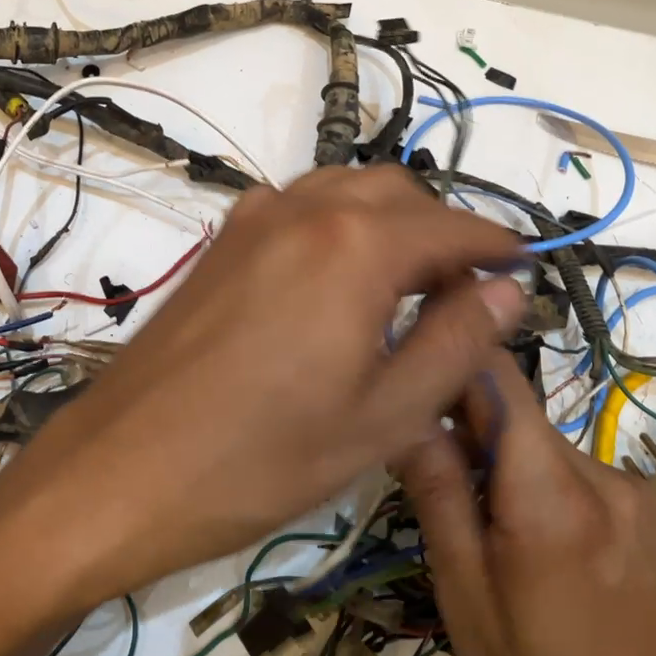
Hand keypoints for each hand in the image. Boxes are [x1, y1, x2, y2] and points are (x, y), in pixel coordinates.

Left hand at [1, 163, 525, 602]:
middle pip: (396, 194)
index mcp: (354, 244)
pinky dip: (334, 224)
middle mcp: (302, 209)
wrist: (128, 465)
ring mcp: (251, 219)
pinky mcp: (219, 242)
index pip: (450, 226)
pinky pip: (295, 208)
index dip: (497, 246)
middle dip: (441, 231)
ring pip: (342, 191)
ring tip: (407, 287)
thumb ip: (455, 343)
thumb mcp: (384, 415)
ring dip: (387, 222)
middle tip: (464, 294)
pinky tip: (337, 281)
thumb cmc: (264, 456)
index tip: (526, 271)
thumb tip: (506, 290)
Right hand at [398, 331, 655, 655]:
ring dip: (515, 471)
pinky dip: (554, 492)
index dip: (452, 361)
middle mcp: (607, 475)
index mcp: (551, 493)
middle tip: (445, 495)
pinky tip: (552, 556)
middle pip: (520, 418)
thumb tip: (407, 408)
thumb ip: (437, 493)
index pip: (498, 377)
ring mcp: (643, 496)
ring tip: (502, 541)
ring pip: (549, 450)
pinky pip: (588, 478)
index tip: (413, 377)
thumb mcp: (466, 594)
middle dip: (474, 438)